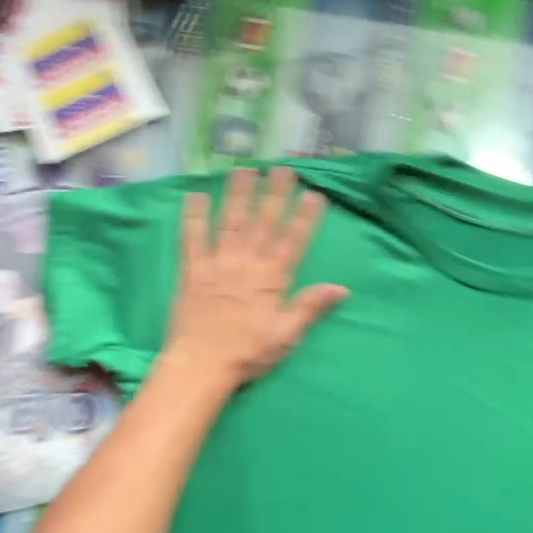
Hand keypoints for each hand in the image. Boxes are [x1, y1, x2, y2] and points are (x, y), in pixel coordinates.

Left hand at [164, 167, 348, 385]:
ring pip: (230, 222)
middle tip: (282, 168)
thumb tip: (341, 288)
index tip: (314, 194)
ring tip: (244, 169)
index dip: (304, 217)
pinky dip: (193, 216)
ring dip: (238, 194)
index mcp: (272, 279)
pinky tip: (195, 195)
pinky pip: (191, 238)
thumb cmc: (247, 354)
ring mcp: (217, 263)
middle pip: (263, 222)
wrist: (201, 364)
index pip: (292, 241)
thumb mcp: (286, 335)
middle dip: (274, 194)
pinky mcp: (191, 270)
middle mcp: (246, 264)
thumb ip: (310, 307)